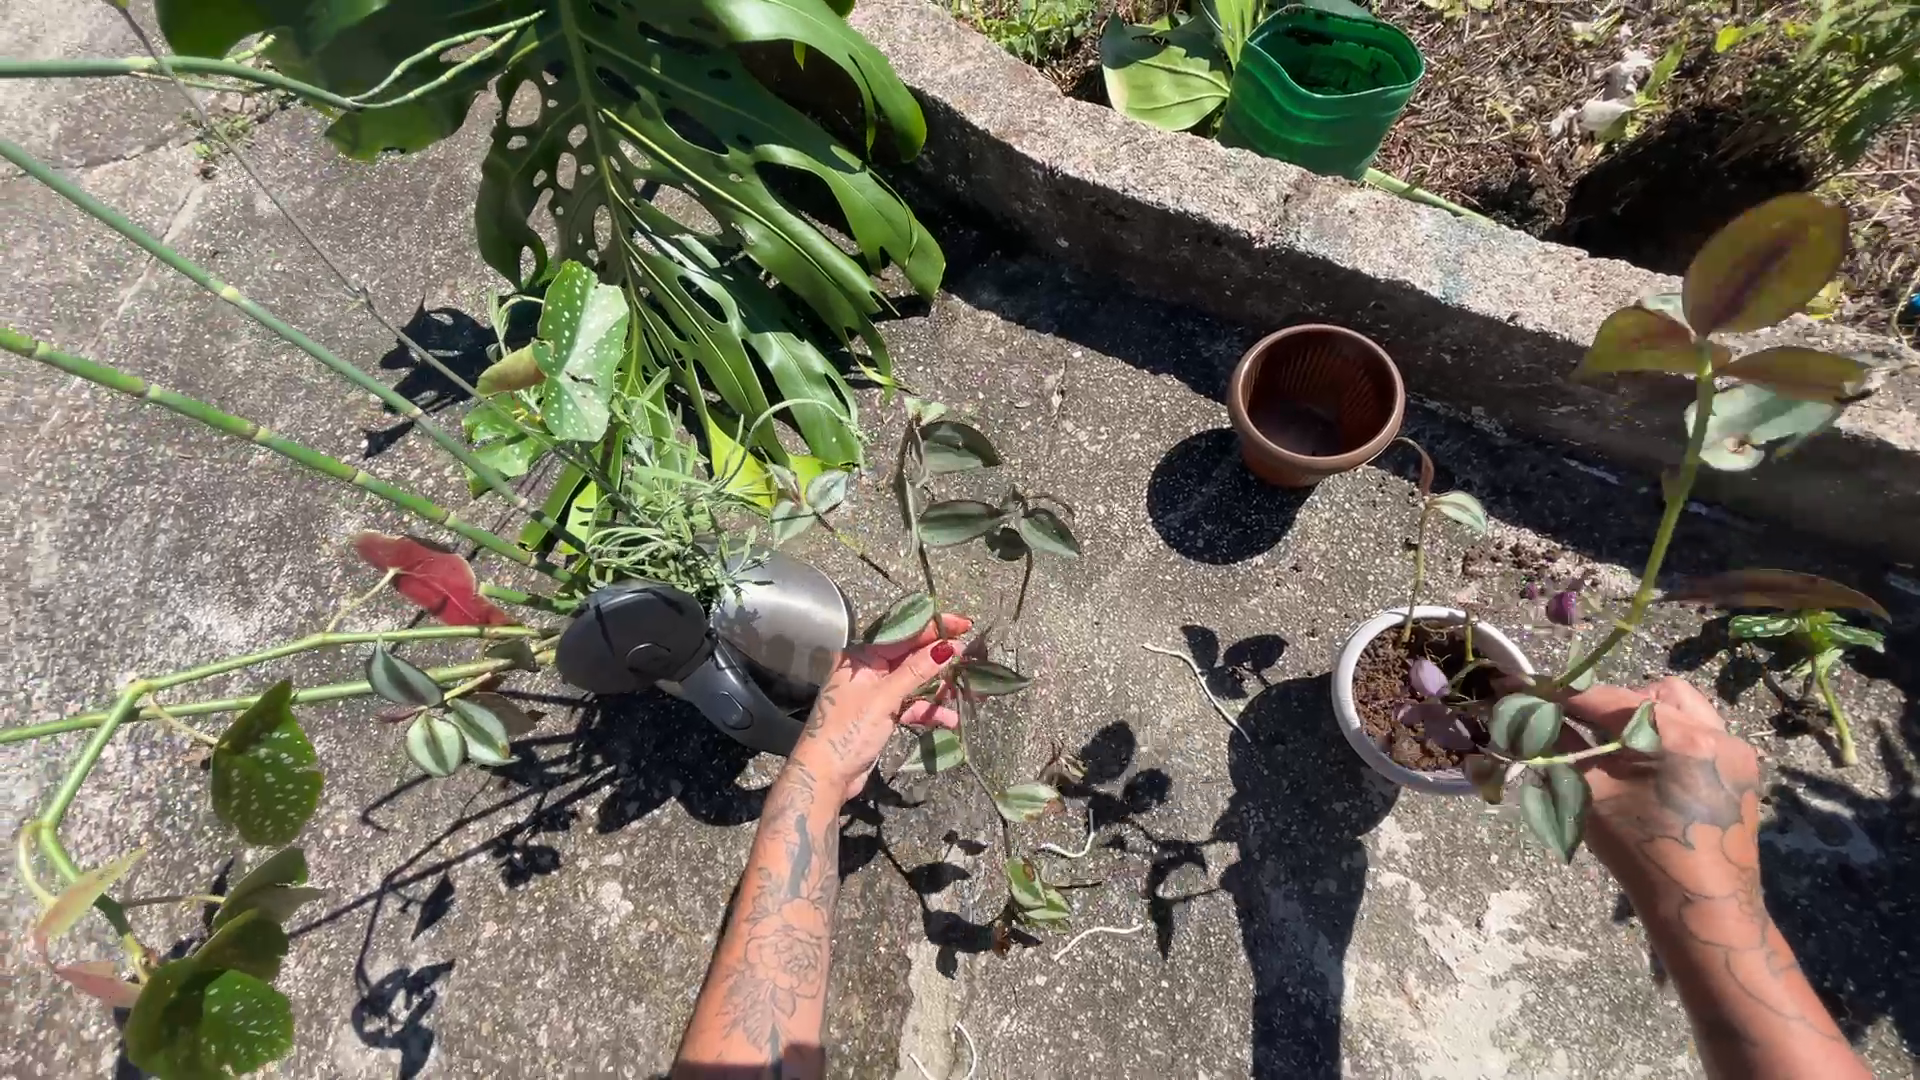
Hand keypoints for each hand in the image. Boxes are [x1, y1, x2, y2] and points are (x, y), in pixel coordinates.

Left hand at [790, 614, 970, 802]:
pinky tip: (949, 718)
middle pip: (911, 656)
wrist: (825, 776)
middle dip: (939, 657)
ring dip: (938, 687)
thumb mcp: (884, 698)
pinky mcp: (883, 714)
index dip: (933, 627)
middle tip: (969, 655)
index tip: (962, 625)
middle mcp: (869, 669)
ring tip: (965, 689)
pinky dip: (928, 710)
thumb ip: (916, 671)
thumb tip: (946, 647)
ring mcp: (876, 692)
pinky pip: (911, 704)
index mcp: (861, 657)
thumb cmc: (847, 731)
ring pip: (914, 681)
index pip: (902, 633)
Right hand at [1557, 684, 1868, 1079]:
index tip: (1521, 691)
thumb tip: (1521, 707)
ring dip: (1634, 713)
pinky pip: (1693, 730)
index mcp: (1678, 737)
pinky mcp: (1737, 770)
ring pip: (1675, 706)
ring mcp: (1734, 752)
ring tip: (1604, 737)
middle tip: (1569, 721)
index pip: (1604, 699)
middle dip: (1602, 702)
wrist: (1701, 904)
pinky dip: (1658, 732)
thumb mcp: (1585, 788)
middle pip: (1645, 693)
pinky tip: (1635, 758)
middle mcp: (1716, 734)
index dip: (1558, 696)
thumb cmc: (1638, 847)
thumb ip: (1557, 740)